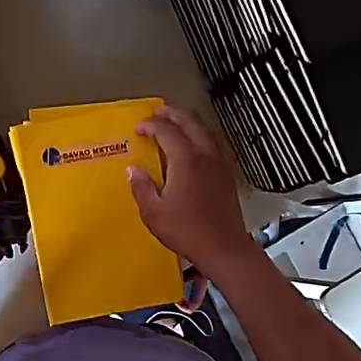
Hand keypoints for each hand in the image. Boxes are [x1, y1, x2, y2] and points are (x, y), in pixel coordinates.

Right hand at [128, 105, 254, 274]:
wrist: (223, 247)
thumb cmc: (187, 232)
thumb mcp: (154, 213)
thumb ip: (141, 188)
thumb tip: (133, 170)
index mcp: (185, 160)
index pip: (166, 130)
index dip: (150, 125)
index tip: (139, 128)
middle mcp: (205, 154)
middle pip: (189, 121)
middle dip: (171, 113)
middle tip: (157, 114)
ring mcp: (220, 163)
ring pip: (205, 129)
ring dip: (189, 121)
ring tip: (176, 124)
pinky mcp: (228, 174)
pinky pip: (216, 143)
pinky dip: (203, 135)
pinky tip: (198, 145)